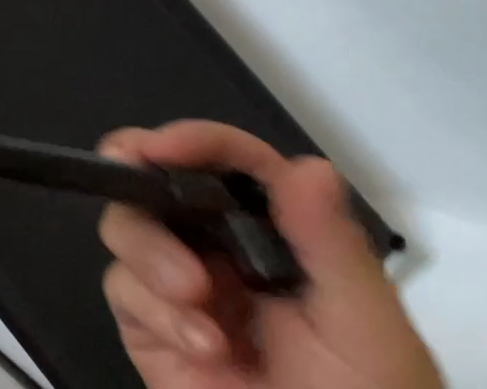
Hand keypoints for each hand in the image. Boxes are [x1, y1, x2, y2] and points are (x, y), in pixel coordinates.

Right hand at [97, 122, 440, 388]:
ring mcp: (174, 279)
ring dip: (149, 253)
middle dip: (135, 174)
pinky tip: (199, 347)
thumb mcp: (366, 329)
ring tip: (190, 300)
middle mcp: (218, 245)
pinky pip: (120, 286)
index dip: (193, 140)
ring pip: (125, 225)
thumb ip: (331, 246)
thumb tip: (305, 163)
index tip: (160, 147)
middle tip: (125, 167)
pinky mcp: (142, 318)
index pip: (231, 162)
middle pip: (153, 178)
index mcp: (278, 233)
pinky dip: (154, 311)